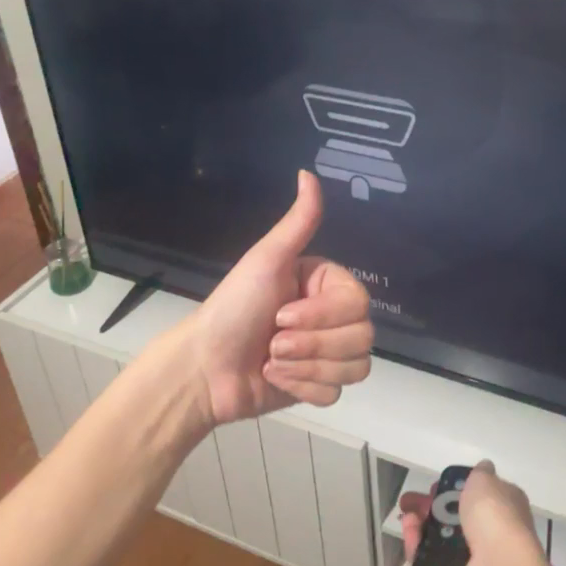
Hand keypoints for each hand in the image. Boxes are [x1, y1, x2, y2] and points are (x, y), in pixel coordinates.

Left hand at [189, 171, 372, 423]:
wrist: (205, 368)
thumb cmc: (234, 308)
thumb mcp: (267, 260)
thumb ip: (298, 221)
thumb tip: (307, 172)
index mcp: (326, 284)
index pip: (359, 304)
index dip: (323, 316)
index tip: (282, 314)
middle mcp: (332, 315)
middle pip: (361, 337)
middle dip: (311, 345)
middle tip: (273, 342)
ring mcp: (328, 352)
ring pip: (354, 366)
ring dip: (307, 368)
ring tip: (273, 361)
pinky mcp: (318, 385)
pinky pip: (337, 392)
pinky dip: (303, 388)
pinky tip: (275, 380)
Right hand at [400, 461, 565, 565]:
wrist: (497, 564)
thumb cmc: (493, 514)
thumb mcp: (485, 480)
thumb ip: (480, 473)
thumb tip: (484, 466)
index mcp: (505, 502)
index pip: (479, 492)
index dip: (456, 487)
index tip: (437, 485)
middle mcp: (493, 528)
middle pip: (456, 514)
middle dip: (431, 506)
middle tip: (411, 501)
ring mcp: (477, 553)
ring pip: (443, 536)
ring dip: (422, 525)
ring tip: (406, 516)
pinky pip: (434, 558)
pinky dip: (419, 545)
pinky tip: (409, 533)